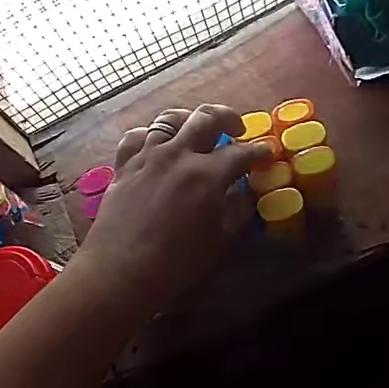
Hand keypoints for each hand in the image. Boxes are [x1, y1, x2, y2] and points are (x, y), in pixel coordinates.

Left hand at [72, 105, 269, 309]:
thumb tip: (245, 193)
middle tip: (237, 129)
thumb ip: (237, 210)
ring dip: (189, 119)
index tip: (266, 154)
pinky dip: (150, 135)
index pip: (241, 153)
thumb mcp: (219, 239)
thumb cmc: (176, 262)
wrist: (122, 270)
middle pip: (207, 117)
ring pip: (170, 119)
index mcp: (207, 174)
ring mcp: (148, 156)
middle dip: (228, 117)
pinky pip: (136, 136)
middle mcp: (178, 155)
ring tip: (196, 130)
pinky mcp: (124, 164)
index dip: (258, 152)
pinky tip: (156, 145)